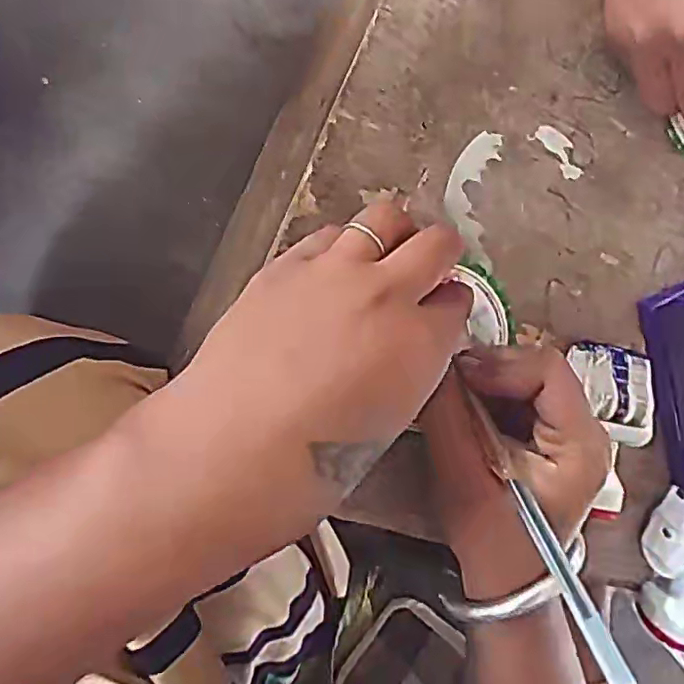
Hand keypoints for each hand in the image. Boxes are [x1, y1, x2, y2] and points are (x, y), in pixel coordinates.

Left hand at [172, 200, 471, 534]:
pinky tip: (329, 271)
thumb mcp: (390, 419)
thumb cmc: (312, 465)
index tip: (444, 311)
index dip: (453, 304)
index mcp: (419, 341)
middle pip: (436, 242)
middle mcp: (385, 292)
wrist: (225, 449)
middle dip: (442, 251)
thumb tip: (416, 338)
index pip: (458, 301)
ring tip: (381, 256)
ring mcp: (333, 270)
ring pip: (384, 218)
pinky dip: (341, 246)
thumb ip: (413, 365)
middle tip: (430, 266)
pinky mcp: (286, 264)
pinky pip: (328, 235)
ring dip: (394, 234)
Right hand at [419, 346, 612, 598]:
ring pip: (527, 377)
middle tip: (452, 379)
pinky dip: (491, 394)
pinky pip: (520, 394)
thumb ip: (449, 414)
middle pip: (538, 368)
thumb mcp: (465, 476)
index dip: (500, 364)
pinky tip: (469, 408)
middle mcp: (587, 431)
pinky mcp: (551, 436)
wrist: (505, 584)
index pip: (548, 369)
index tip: (461, 372)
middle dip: (491, 369)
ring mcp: (572, 433)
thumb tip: (435, 361)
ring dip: (488, 380)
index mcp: (582, 443)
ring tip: (456, 394)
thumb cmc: (494, 543)